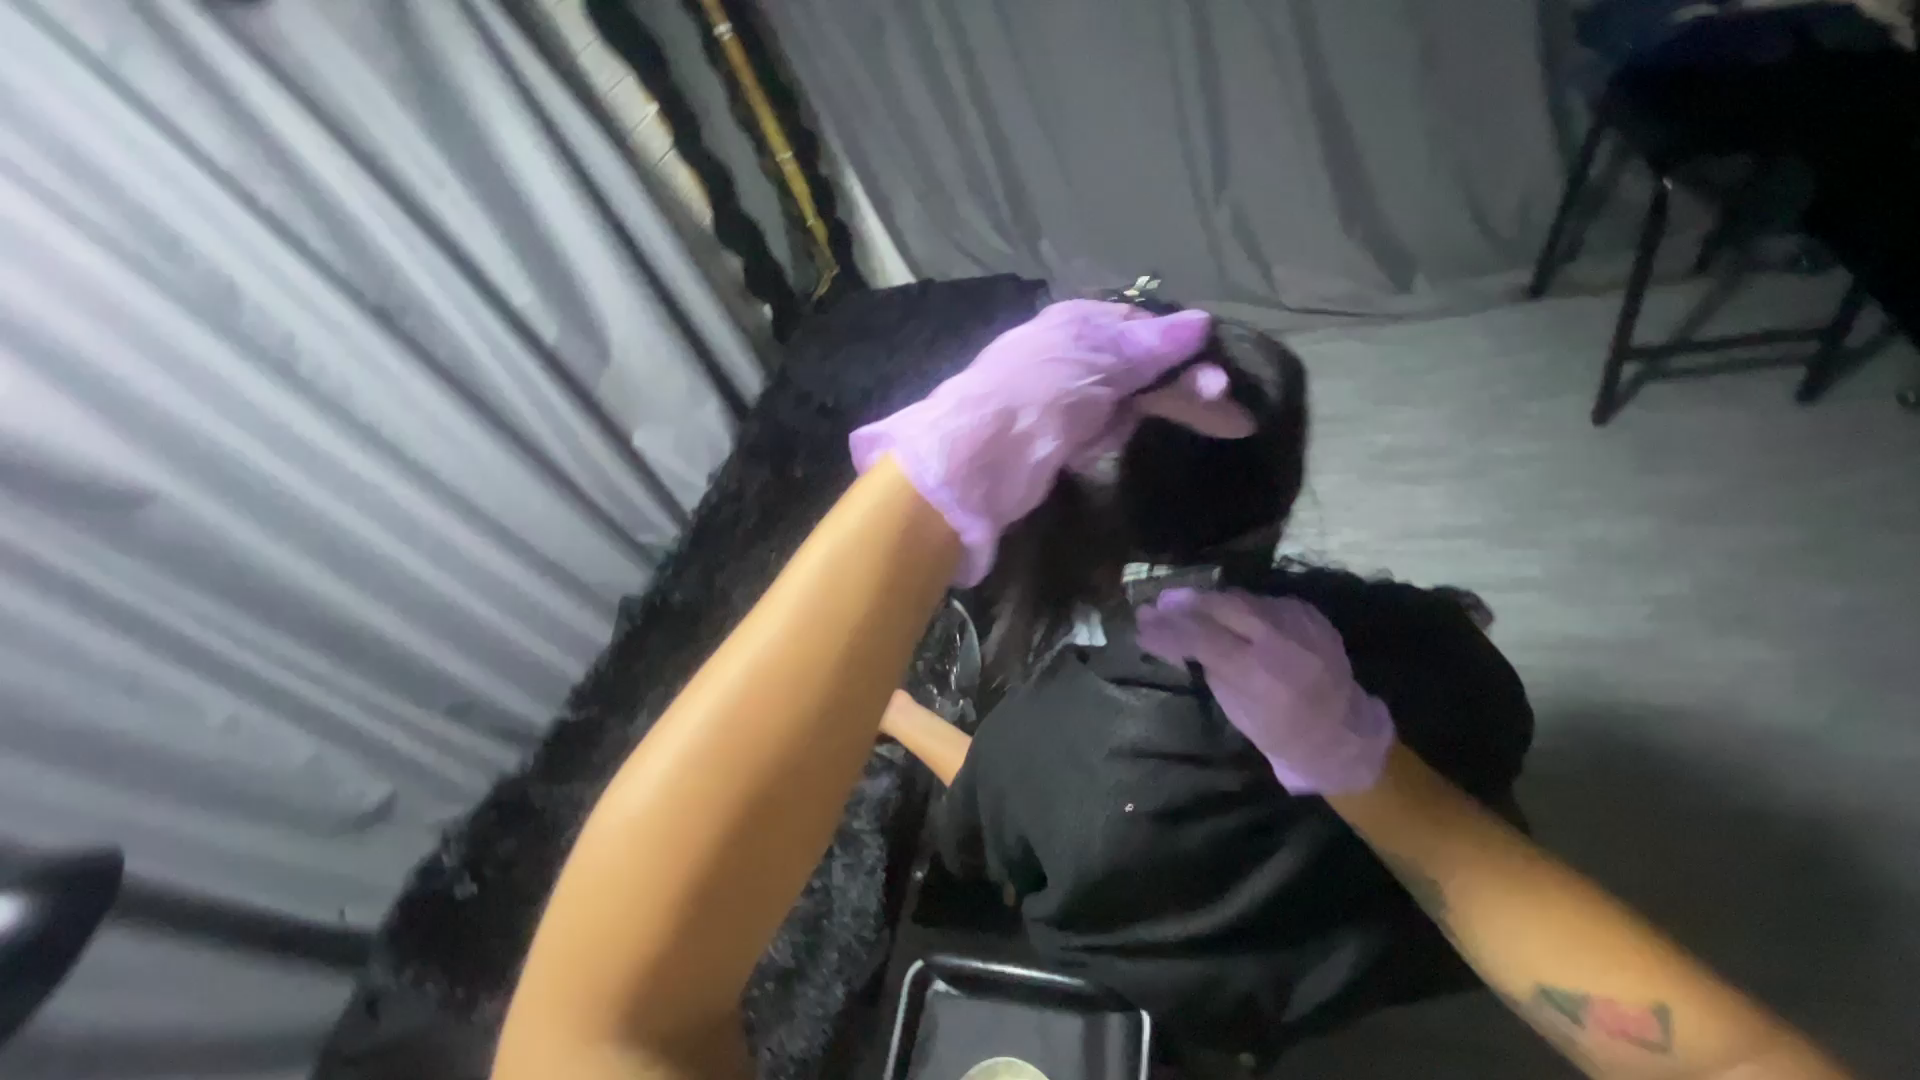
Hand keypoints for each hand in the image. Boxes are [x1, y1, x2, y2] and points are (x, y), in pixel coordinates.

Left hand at [849, 300, 1253, 585]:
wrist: (964, 469)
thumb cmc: (1031, 402)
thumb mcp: (1093, 362)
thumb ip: (1146, 346)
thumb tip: (1199, 321)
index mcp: (1076, 323)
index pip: (1145, 328)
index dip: (1186, 352)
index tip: (1222, 382)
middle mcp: (1069, 355)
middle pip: (1142, 366)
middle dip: (1183, 389)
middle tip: (1233, 418)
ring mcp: (1060, 399)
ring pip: (1125, 403)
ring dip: (1145, 416)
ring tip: (1164, 430)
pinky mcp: (1052, 441)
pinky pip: (1099, 432)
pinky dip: (1106, 439)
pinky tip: (1091, 450)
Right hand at [1134, 588, 1393, 794]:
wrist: (1339, 730)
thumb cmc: (1277, 729)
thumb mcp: (1233, 704)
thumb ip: (1207, 663)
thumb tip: (1171, 635)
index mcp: (1257, 672)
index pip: (1201, 636)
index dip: (1167, 628)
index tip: (1141, 626)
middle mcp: (1279, 639)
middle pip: (1222, 604)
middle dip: (1185, 602)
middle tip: (1156, 604)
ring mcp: (1298, 621)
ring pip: (1242, 598)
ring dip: (1210, 601)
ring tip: (1182, 604)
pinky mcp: (1308, 612)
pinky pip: (1264, 602)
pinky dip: (1239, 607)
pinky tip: (1223, 614)